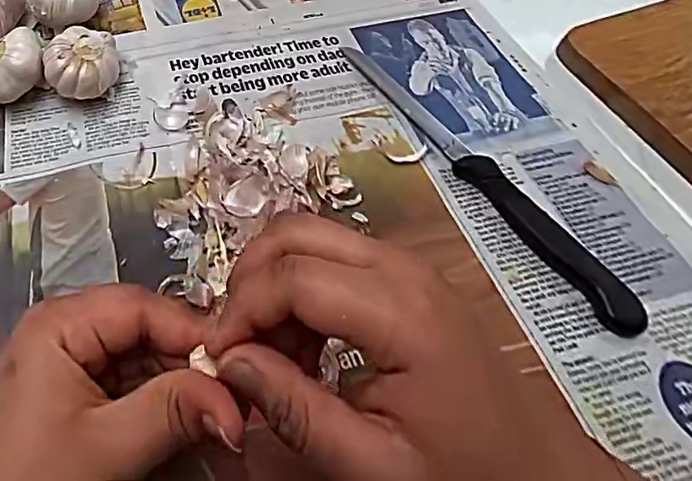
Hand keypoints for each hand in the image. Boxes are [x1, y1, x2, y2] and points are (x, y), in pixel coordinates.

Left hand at [0, 285, 243, 480]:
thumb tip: (228, 397)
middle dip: (187, 358)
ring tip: (215, 410)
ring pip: (137, 351)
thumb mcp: (107, 446)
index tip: (235, 358)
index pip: (137, 304)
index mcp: (57, 322)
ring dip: (176, 380)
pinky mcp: (72, 382)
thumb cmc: (29, 478)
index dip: (189, 328)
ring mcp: (66, 353)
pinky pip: (124, 376)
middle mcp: (60, 326)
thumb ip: (169, 413)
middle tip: (232, 393)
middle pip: (140, 325)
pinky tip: (184, 419)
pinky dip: (156, 396)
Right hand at [206, 214, 638, 480]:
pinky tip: (304, 342)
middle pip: (292, 234)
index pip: (290, 277)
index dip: (241, 309)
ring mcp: (405, 265)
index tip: (219, 352)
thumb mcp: (378, 468)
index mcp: (402, 311)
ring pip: (306, 235)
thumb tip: (229, 360)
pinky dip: (298, 284)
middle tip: (236, 336)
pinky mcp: (405, 275)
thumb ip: (295, 412)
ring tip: (271, 346)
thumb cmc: (472, 478)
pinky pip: (329, 254)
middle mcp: (401, 267)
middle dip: (249, 278)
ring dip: (271, 279)